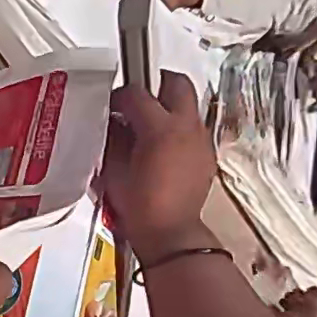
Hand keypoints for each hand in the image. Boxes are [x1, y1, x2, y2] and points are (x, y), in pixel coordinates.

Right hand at [102, 72, 220, 263]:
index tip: (110, 106)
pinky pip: (192, 128)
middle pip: (176, 83)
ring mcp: (201, 139)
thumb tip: (113, 120)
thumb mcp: (113, 168)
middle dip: (154, 84)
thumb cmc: (137, 204)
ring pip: (187, 105)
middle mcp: (186, 127)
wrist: (169, 233)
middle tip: (136, 100)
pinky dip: (176, 128)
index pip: (136, 94)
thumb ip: (113, 137)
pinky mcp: (206, 153)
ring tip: (147, 126)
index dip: (118, 96)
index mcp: (159, 129)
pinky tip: (160, 147)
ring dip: (167, 107)